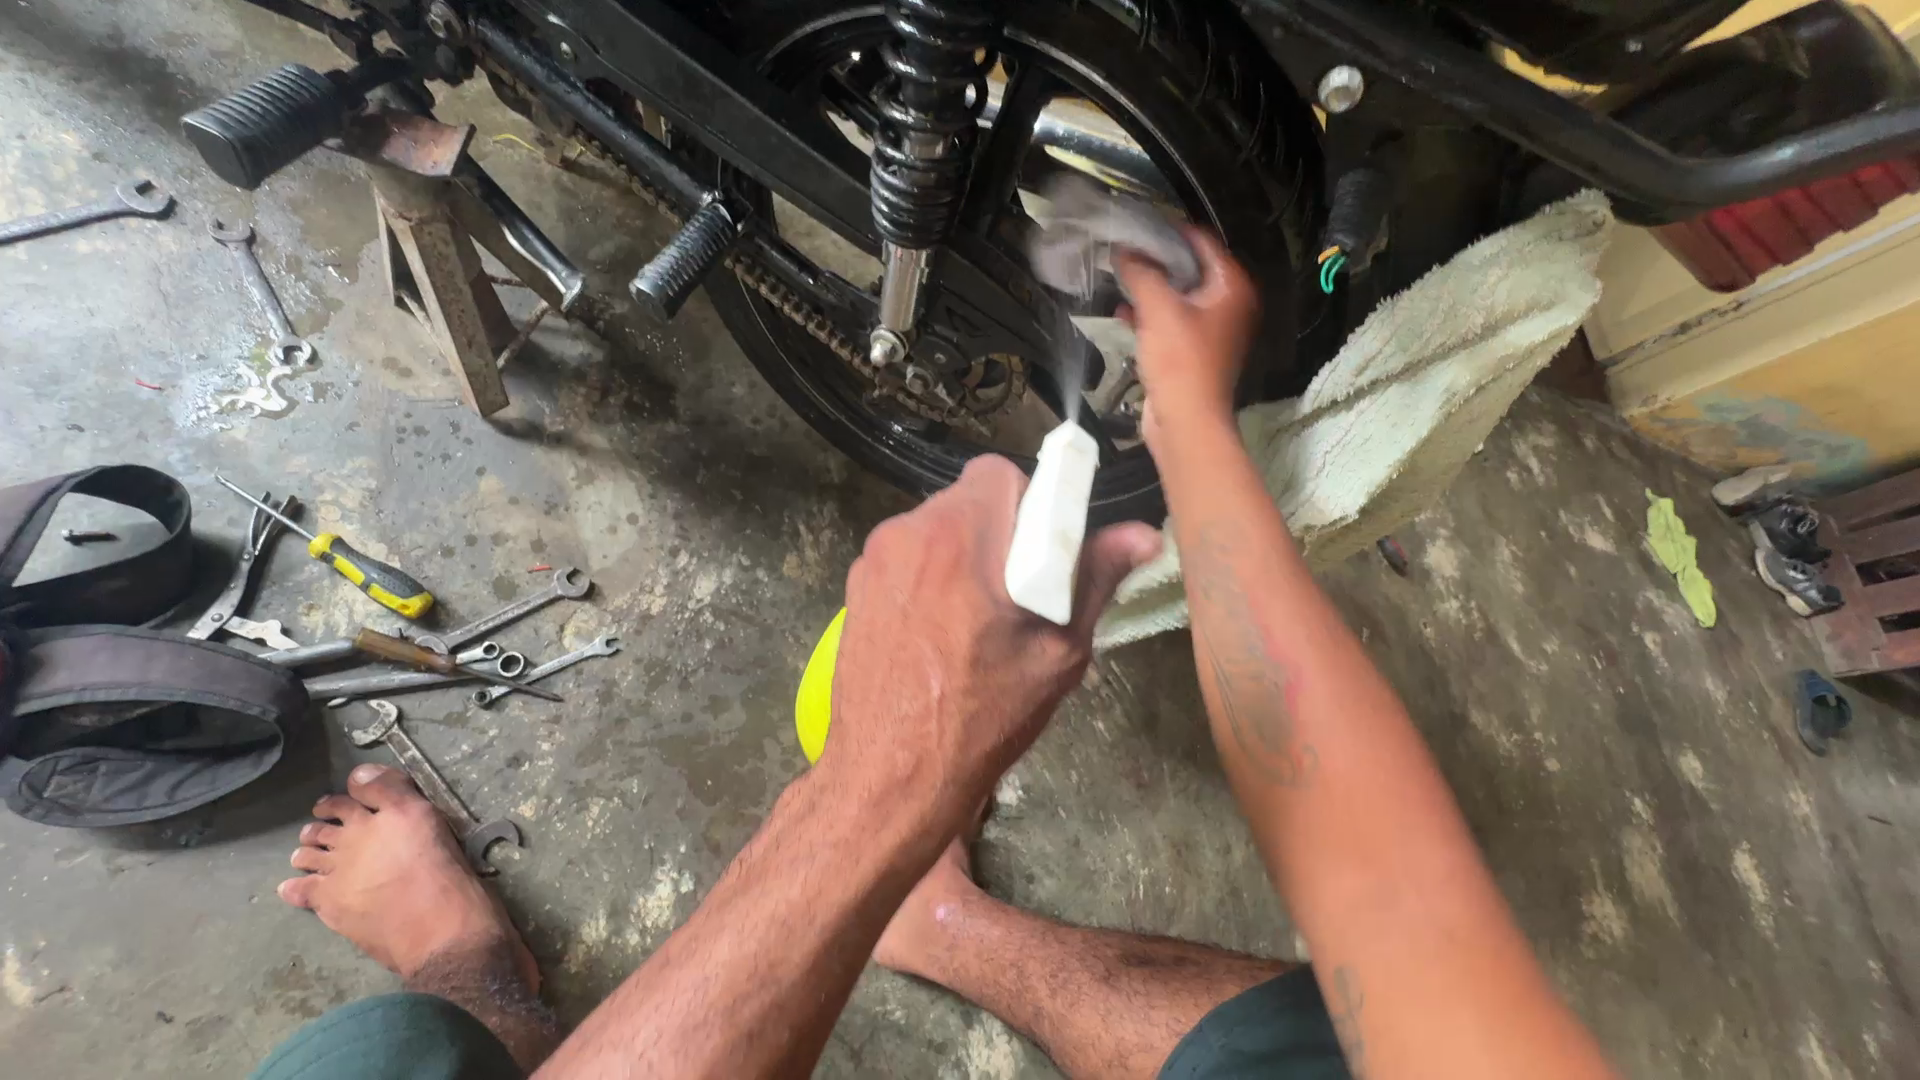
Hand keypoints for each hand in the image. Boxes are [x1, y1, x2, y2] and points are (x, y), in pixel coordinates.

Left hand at [820, 457, 1160, 830]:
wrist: (891, 775)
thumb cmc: (983, 715)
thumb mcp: (1057, 652)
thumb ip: (1095, 579)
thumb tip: (1144, 535)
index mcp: (962, 534)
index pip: (999, 471)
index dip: (1029, 501)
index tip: (1042, 551)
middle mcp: (908, 532)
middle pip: (965, 500)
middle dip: (998, 532)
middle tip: (1018, 593)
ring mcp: (872, 560)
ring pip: (933, 530)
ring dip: (962, 555)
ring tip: (976, 620)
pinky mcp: (854, 589)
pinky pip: (904, 560)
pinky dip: (927, 578)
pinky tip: (937, 633)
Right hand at [1114, 228, 1260, 442]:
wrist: (1185, 421)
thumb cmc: (1180, 361)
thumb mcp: (1158, 308)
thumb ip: (1141, 273)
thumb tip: (1123, 250)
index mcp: (1231, 287)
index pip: (1202, 242)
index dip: (1169, 232)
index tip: (1137, 227)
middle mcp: (1227, 305)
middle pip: (1189, 269)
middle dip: (1155, 261)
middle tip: (1124, 251)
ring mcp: (1211, 331)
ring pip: (1177, 297)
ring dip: (1149, 289)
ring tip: (1119, 277)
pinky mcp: (1192, 352)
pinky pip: (1170, 322)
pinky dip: (1149, 316)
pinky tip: (1122, 312)